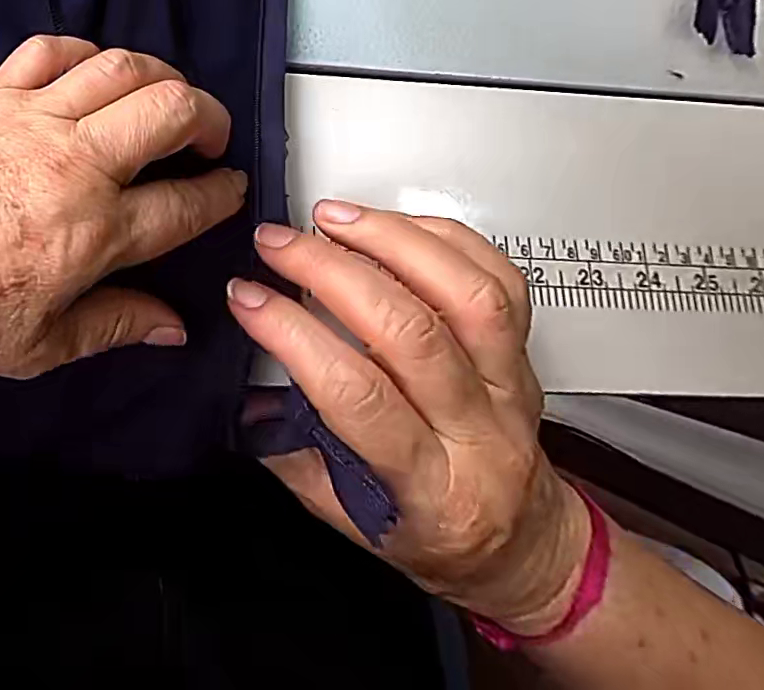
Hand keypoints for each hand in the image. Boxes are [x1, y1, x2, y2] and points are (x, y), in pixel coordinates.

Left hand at [0, 36, 247, 382]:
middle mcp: (69, 165)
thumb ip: (112, 326)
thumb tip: (172, 325)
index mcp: (89, 234)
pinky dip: (83, 53)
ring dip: (161, 78)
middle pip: (173, 111)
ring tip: (163, 103)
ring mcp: (26, 122)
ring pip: (123, 68)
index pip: (187, 204)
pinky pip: (48, 50)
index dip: (221, 196)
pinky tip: (90, 75)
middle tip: (207, 142)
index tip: (227, 191)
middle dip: (210, 120)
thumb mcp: (33, 347)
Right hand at [229, 203, 592, 634]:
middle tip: (274, 241)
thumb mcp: (341, 512)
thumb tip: (235, 387)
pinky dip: (443, 238)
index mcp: (426, 481)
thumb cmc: (428, 534)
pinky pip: (502, 283)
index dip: (292, 334)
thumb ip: (287, 452)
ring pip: (470, 298)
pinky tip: (390, 222)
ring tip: (332, 215)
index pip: (357, 394)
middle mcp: (479, 430)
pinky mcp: (527, 356)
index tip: (245, 295)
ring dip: (392, 241)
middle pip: (410, 332)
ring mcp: (511, 386)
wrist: (525, 546)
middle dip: (329, 270)